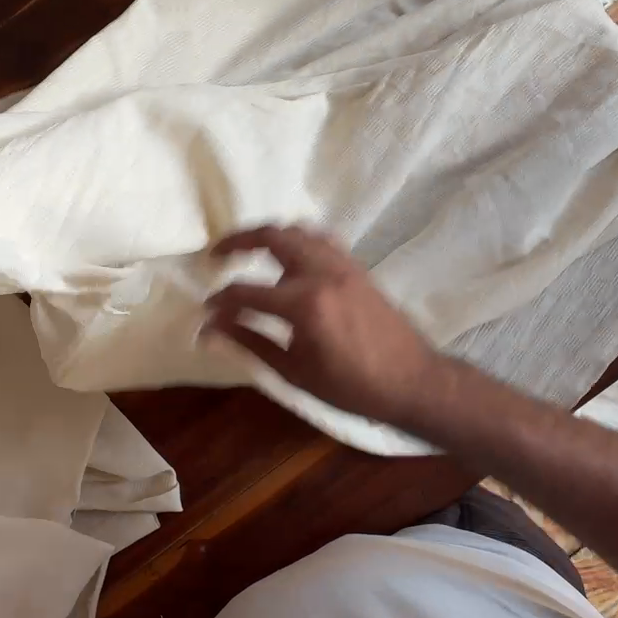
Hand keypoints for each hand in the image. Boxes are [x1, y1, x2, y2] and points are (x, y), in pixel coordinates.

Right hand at [202, 225, 446, 426]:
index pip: (246, 291)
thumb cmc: (351, 387)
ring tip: (250, 253)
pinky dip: (298, 240)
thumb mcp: (294, 372)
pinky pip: (321, 239)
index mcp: (304, 303)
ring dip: (269, 236)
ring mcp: (343, 264)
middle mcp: (322, 272)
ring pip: (297, 231)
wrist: (412, 382)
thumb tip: (211, 328)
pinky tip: (290, 260)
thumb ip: (251, 342)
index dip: (220, 300)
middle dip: (237, 241)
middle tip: (218, 255)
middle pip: (271, 236)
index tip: (206, 310)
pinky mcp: (356, 267)